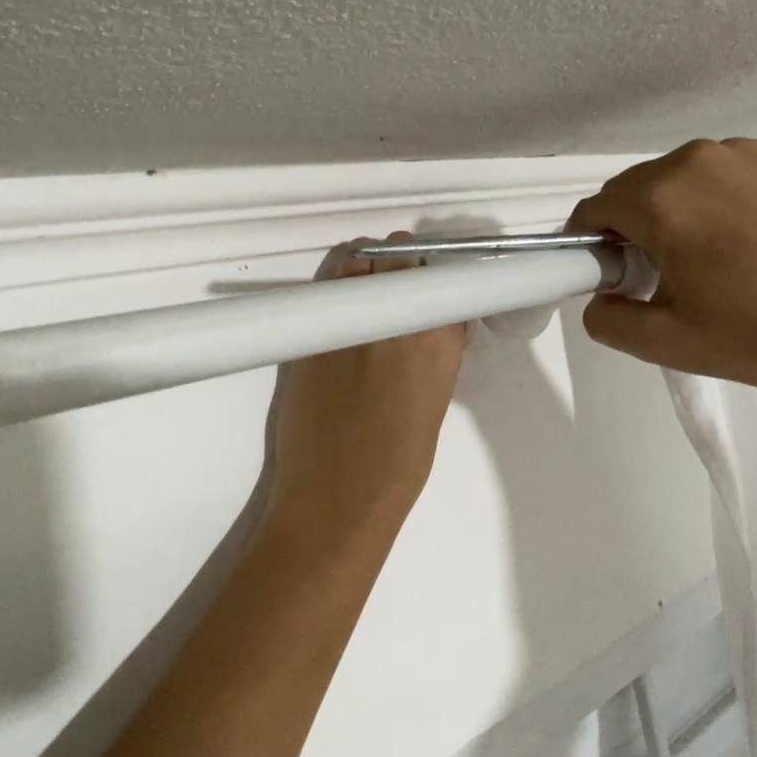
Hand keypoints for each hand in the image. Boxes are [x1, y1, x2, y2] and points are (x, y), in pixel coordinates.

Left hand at [267, 232, 468, 531]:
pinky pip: (330, 284)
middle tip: (396, 280)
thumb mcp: (433, 400)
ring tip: (364, 283)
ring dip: (366, 265)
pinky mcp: (313, 328)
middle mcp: (398, 317)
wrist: (336, 496)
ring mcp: (352, 318)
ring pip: (361, 261)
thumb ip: (432, 354)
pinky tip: (339, 295)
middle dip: (402, 262)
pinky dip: (337, 280)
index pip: (443, 281)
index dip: (434, 277)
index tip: (429, 282)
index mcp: (438, 339)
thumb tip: (423, 331)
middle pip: (402, 260)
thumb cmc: (397, 463)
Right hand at [567, 138, 756, 390]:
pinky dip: (724, 196)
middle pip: (637, 188)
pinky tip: (754, 234)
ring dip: (680, 207)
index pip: (595, 210)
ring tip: (716, 254)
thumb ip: (609, 321)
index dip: (591, 244)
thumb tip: (598, 297)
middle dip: (635, 225)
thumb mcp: (670, 344)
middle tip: (665, 273)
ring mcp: (744, 150)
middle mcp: (695, 160)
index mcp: (661, 200)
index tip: (612, 276)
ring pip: (683, 175)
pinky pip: (729, 169)